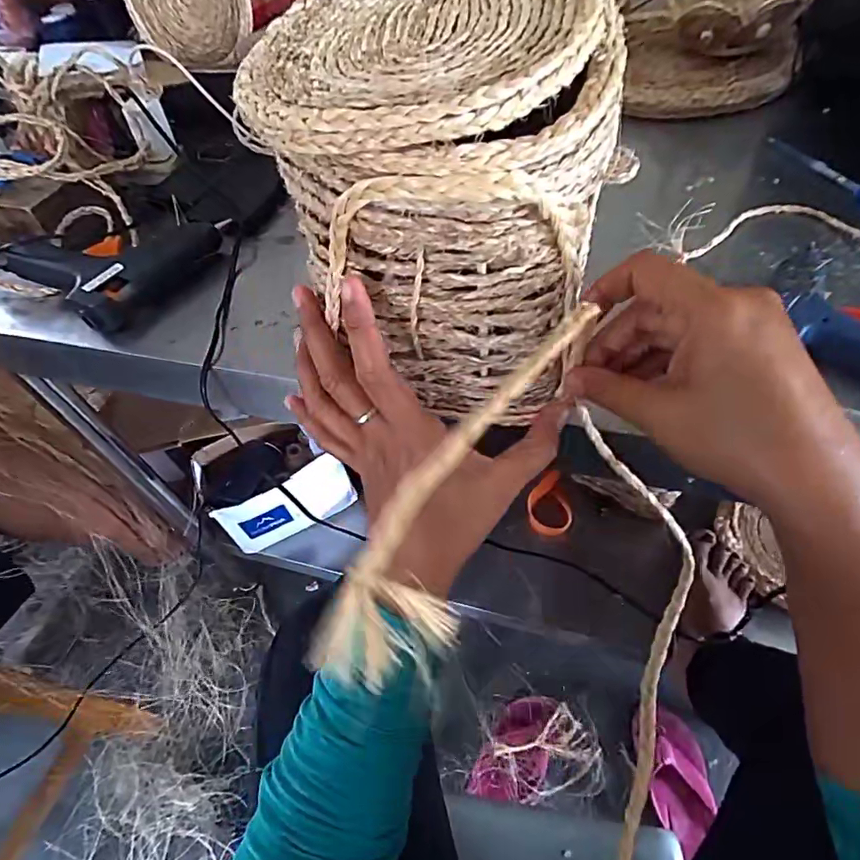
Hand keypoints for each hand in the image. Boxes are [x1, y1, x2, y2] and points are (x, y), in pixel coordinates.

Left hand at [288, 275, 567, 595]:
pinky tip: (293, 393)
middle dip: (316, 332)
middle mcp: (375, 434)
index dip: (360, 326)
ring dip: (307, 363)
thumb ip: (536, 444)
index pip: (375, 369)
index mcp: (409, 428)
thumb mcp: (504, 484)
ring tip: (298, 329)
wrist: (416, 571)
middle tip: (303, 293)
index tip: (349, 287)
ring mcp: (360, 452)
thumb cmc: (457, 524)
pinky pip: (324, 435)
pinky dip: (307, 412)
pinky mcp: (356, 468)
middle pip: (335, 377)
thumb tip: (566, 406)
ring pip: (323, 402)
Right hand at [565, 253, 859, 522]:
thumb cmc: (735, 440)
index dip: (604, 290)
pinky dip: (673, 360)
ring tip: (615, 391)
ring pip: (680, 325)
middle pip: (659, 305)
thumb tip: (572, 380)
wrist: (817, 475)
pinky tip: (651, 390)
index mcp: (712, 306)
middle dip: (618, 340)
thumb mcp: (662, 414)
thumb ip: (609, 389)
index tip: (579, 327)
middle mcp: (736, 300)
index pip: (645, 270)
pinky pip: (705, 338)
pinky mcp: (764, 342)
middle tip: (589, 379)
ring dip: (642, 354)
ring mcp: (755, 320)